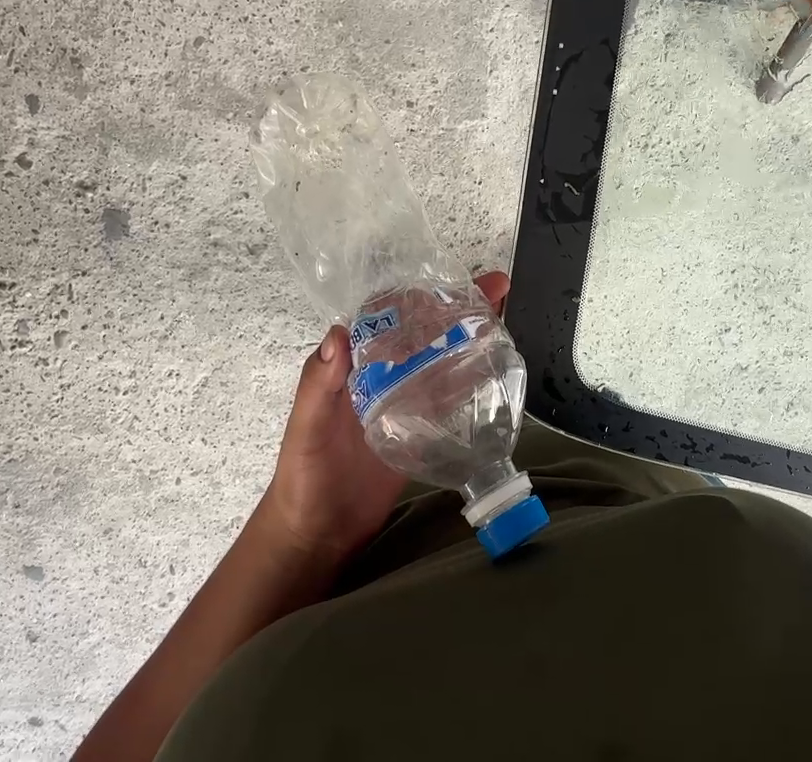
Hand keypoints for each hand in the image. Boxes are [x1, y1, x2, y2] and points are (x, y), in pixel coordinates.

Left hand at [258, 270, 512, 564]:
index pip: (385, 315)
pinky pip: (450, 393)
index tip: (448, 280)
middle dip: (456, 304)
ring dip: (471, 332)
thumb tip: (339, 332)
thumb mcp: (306, 430)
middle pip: (422, 329)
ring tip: (507, 314)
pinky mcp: (423, 426)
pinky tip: (499, 361)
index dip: (416, 293)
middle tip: (498, 288)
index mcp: (351, 366)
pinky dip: (473, 373)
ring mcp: (404, 399)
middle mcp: (380, 373)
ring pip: (441, 355)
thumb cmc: (305, 477)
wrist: (320, 532)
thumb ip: (318, 386)